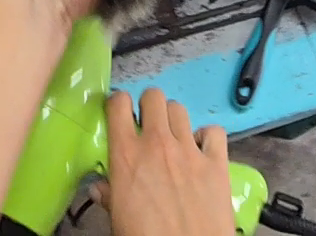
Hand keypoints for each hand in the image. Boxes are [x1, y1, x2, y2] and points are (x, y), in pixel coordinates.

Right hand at [99, 88, 235, 235]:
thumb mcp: (118, 220)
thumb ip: (109, 196)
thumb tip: (98, 187)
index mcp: (127, 154)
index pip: (119, 103)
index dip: (119, 105)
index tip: (121, 116)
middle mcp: (157, 142)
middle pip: (153, 96)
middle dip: (149, 107)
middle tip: (148, 127)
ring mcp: (189, 150)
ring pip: (179, 108)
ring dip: (174, 120)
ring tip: (173, 139)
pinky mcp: (217, 163)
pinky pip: (214, 132)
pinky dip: (208, 137)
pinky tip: (202, 151)